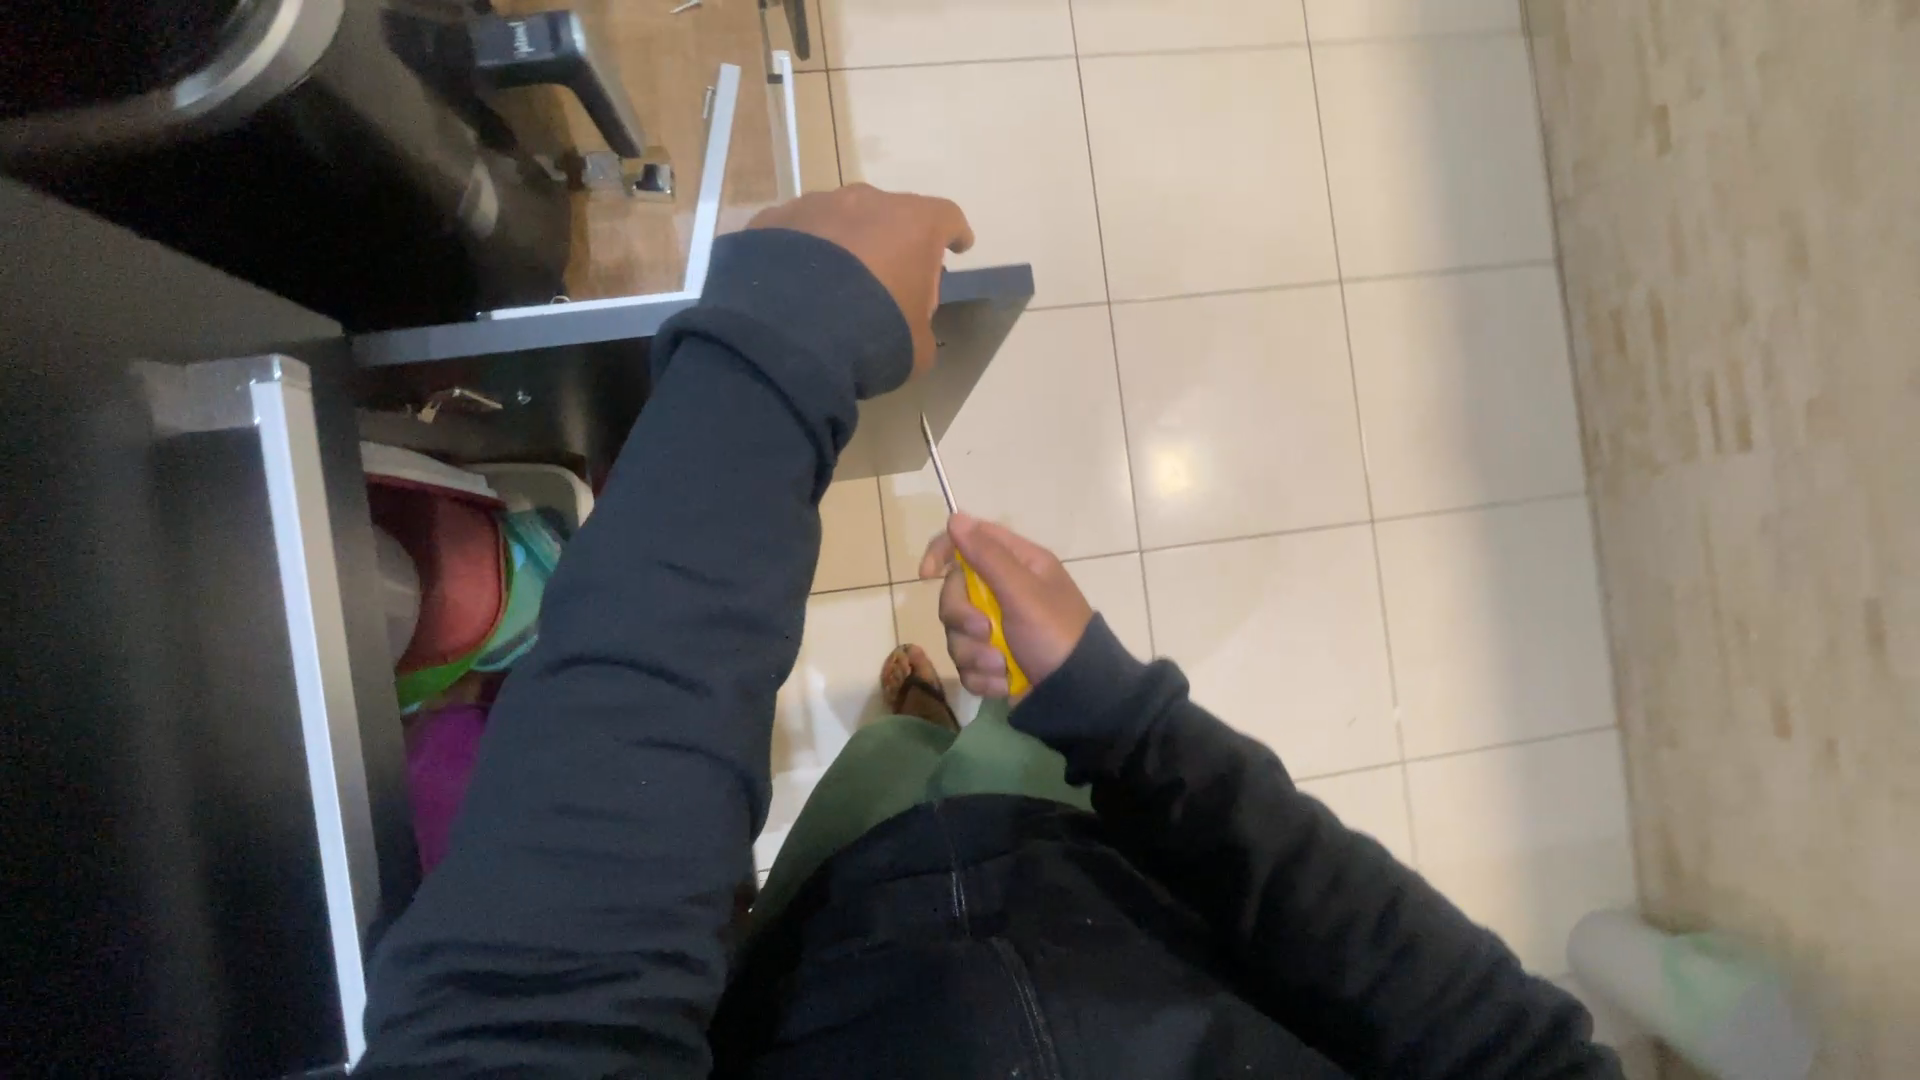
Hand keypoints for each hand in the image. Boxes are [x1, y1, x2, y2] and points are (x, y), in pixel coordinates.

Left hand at [747, 183, 973, 375]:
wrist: (791, 333)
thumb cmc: (874, 335)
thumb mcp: (917, 348)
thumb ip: (922, 329)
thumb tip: (911, 327)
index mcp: (914, 224)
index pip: (947, 218)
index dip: (955, 234)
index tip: (958, 247)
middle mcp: (867, 202)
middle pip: (891, 215)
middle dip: (895, 243)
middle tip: (891, 280)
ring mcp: (815, 204)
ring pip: (841, 220)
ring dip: (846, 245)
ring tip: (837, 284)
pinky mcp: (773, 219)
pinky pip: (798, 234)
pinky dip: (804, 253)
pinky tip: (797, 285)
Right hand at [920, 514, 1092, 697]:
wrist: (1077, 694)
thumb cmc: (1056, 634)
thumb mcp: (1024, 592)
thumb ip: (988, 557)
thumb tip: (955, 518)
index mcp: (1017, 565)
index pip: (969, 542)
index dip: (942, 553)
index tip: (927, 575)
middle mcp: (1003, 592)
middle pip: (953, 593)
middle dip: (963, 618)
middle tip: (986, 632)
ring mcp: (995, 629)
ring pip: (955, 634)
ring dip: (976, 654)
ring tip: (1003, 666)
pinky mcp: (991, 662)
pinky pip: (966, 665)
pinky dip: (983, 677)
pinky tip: (1005, 683)